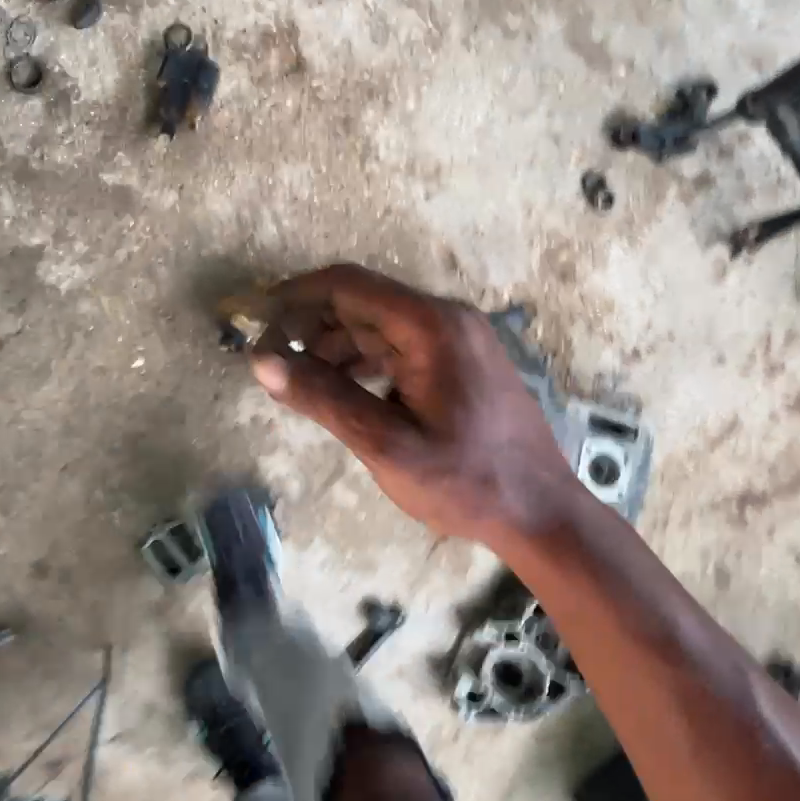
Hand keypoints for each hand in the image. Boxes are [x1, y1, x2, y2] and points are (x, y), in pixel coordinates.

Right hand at [248, 264, 578, 538]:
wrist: (542, 514)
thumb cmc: (467, 482)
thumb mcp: (386, 445)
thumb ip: (323, 397)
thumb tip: (261, 360)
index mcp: (431, 326)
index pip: (348, 286)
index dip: (295, 296)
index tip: (256, 319)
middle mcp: (445, 319)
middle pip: (360, 303)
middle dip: (308, 325)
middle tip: (270, 362)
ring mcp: (456, 340)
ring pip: (376, 326)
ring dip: (331, 346)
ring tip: (297, 382)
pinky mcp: (458, 363)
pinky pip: (396, 347)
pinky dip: (360, 362)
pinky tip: (339, 392)